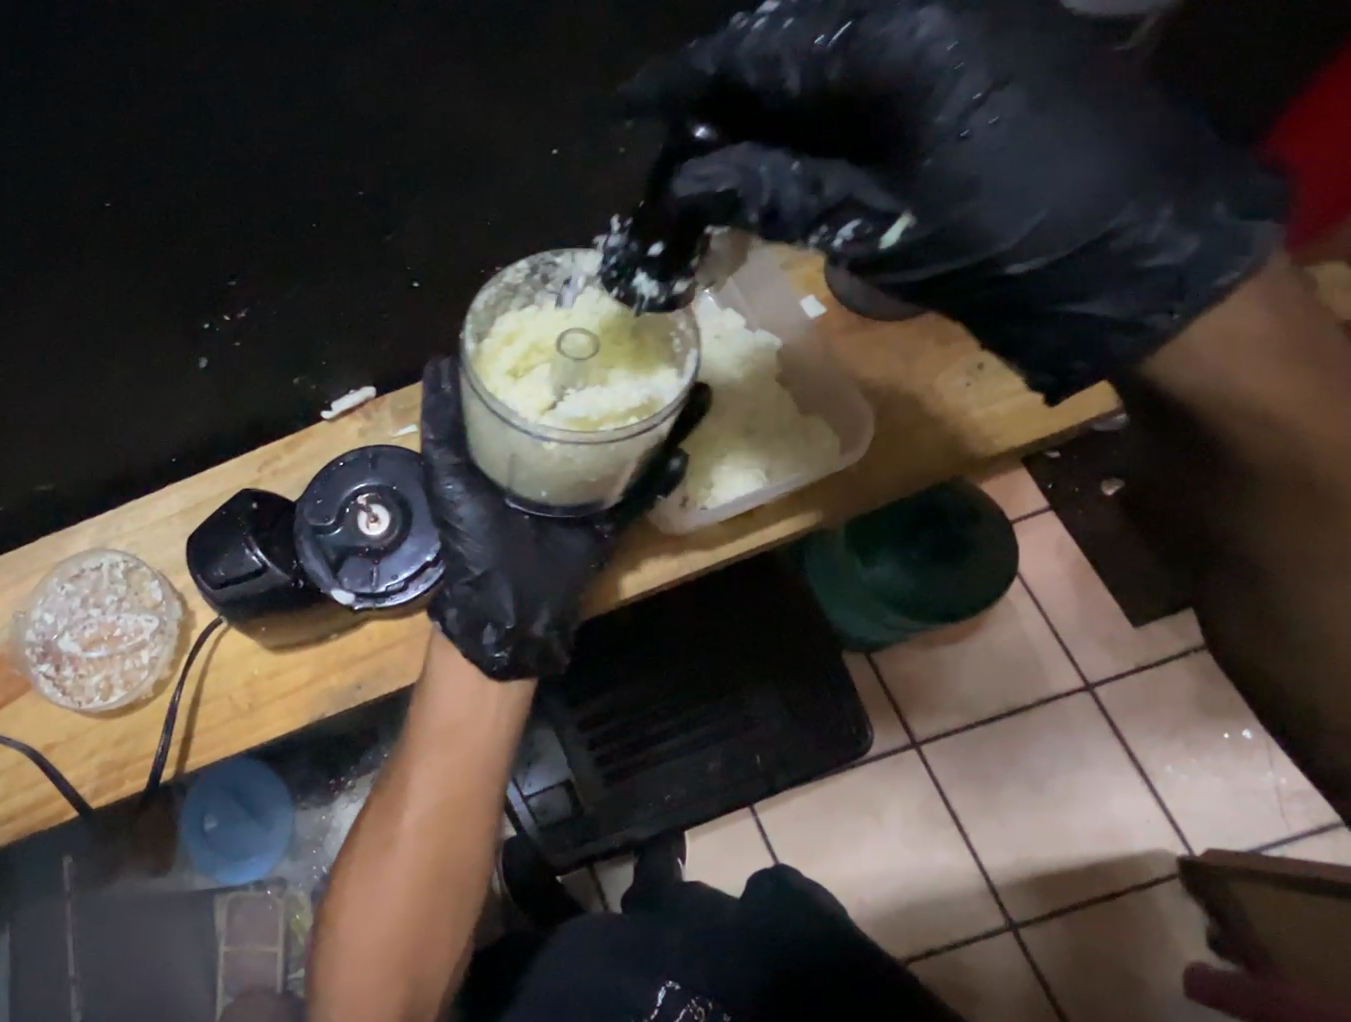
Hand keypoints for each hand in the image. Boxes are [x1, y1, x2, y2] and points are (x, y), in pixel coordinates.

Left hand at [419, 355, 708, 680]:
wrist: (504, 603)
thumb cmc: (470, 534)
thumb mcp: (447, 470)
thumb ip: (442, 420)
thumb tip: (439, 359)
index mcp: (518, 449)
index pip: (545, 396)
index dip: (562, 364)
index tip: (582, 322)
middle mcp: (557, 465)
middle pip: (595, 416)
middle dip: (621, 385)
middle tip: (650, 345)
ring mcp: (588, 492)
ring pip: (629, 448)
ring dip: (659, 421)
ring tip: (688, 386)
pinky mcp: (609, 520)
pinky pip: (641, 493)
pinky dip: (662, 476)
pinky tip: (682, 449)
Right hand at [622, 0, 1284, 402]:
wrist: (1136, 252)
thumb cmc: (1001, 238)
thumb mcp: (868, 218)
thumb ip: (767, 187)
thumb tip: (681, 183)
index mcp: (895, 37)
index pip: (758, 46)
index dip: (685, 79)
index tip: (630, 106)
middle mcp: (921, 9)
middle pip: (787, 37)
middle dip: (723, 91)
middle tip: (678, 144)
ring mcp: (952, 27)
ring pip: (823, 52)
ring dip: (764, 102)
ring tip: (719, 153)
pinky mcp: (969, 56)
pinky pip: (865, 66)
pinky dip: (812, 107)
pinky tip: (783, 147)